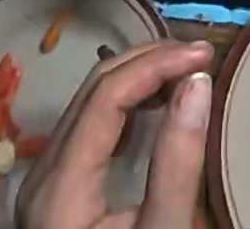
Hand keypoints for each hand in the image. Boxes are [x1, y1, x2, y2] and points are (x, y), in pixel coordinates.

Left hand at [17, 39, 214, 228]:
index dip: (156, 63)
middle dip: (149, 61)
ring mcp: (46, 183)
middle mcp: (43, 173)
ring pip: (90, 102)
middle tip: (200, 56)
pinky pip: (91, 126)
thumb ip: (176, 164)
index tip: (205, 56)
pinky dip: (128, 103)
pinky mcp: (57, 194)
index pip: (107, 93)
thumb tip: (198, 83)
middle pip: (94, 89)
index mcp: (59, 185)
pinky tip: (159, 105)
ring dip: (139, 77)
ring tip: (186, 72)